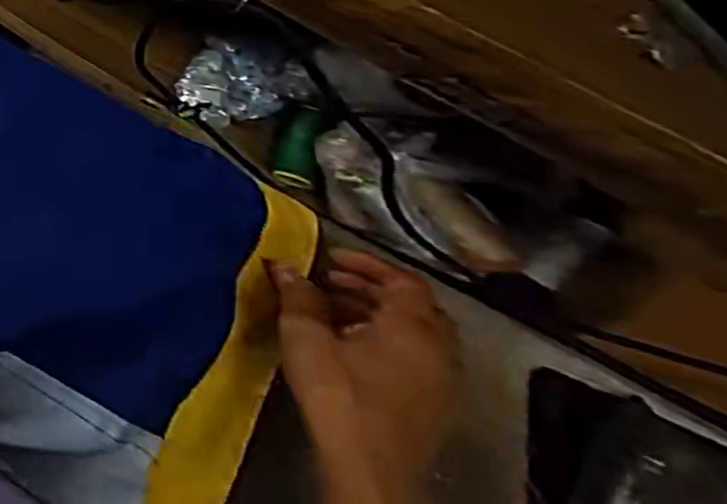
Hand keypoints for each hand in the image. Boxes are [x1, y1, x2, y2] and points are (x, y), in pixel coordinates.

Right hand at [270, 249, 459, 503]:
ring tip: (332, 315)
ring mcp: (441, 383)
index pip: (403, 279)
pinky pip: (414, 359)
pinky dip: (385, 342)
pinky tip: (349, 351)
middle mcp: (439, 351)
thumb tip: (284, 266)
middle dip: (371, 288)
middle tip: (331, 282)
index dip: (367, 263)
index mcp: (414, 327)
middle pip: (413, 306)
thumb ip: (298, 296)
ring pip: (414, 335)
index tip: (331, 258)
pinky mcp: (432, 409)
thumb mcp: (306, 336)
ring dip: (376, 316)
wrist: (368, 469)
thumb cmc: (339, 393)